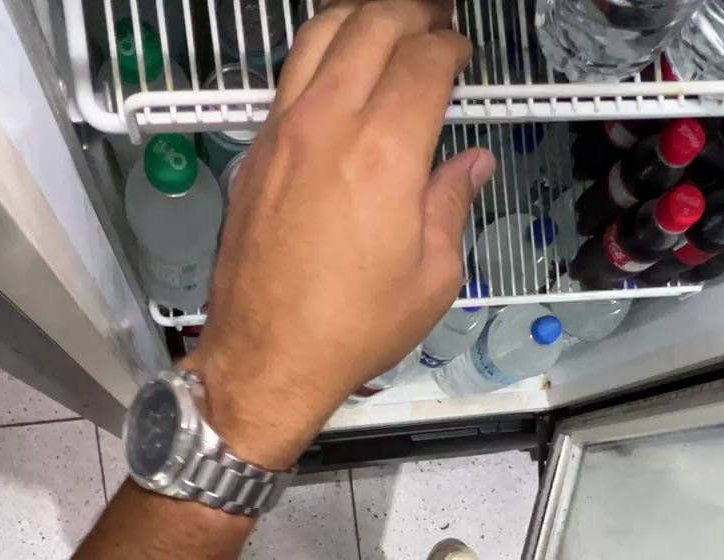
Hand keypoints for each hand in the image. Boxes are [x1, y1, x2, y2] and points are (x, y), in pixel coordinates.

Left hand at [185, 0, 493, 467]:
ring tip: (384, 22)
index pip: (424, 61)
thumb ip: (451, 207)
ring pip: (318, 36)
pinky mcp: (254, 158)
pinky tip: (334, 73)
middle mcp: (326, 128)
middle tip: (433, 19)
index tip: (460, 55)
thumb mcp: (431, 279)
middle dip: (412, 12)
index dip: (451, 48)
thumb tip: (468, 169)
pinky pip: (287, 79)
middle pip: (372, 25)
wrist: (269, 360)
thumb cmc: (347, 331)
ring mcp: (281, 137)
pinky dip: (319, 57)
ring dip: (359, 16)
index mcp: (383, 154)